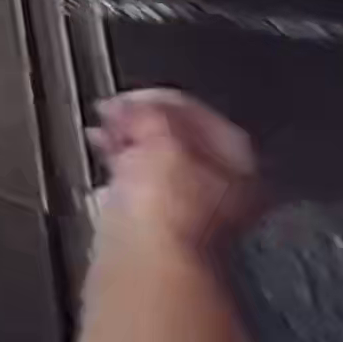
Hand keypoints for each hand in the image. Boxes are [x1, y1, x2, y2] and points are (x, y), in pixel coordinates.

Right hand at [90, 89, 261, 255]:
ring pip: (156, 154)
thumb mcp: (165, 142)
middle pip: (181, 137)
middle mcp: (221, 185)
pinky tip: (103, 150)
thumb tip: (143, 105)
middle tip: (117, 108)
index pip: (206, 119)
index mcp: (239, 168)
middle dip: (145, 119)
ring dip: (128, 136)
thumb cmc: (169, 206)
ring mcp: (186, 201)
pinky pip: (136, 172)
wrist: (146, 247)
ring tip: (104, 126)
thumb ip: (157, 116)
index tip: (136, 95)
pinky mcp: (152, 210)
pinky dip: (118, 156)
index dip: (168, 101)